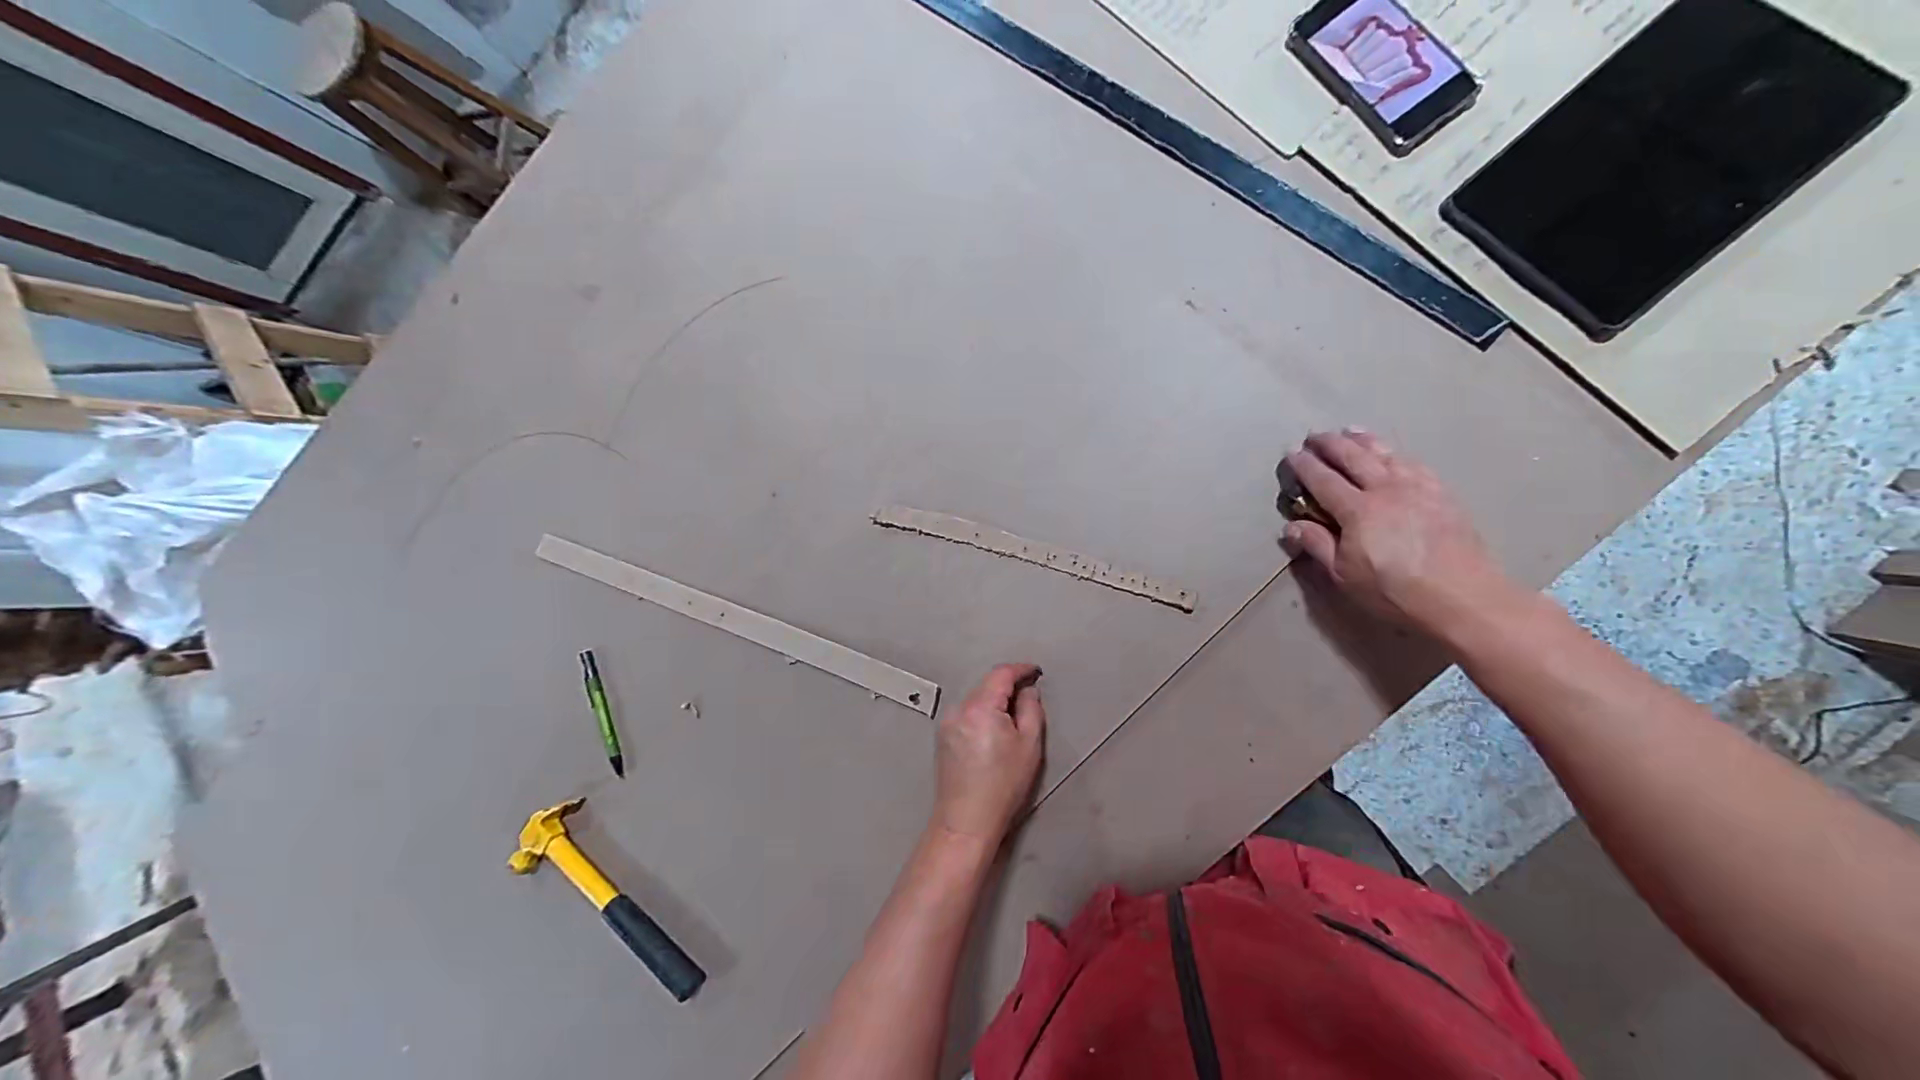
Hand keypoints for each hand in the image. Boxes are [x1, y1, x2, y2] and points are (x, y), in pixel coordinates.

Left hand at [930, 663, 1044, 847]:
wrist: (967, 819)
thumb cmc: (1001, 786)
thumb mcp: (1029, 745)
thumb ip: (1031, 709)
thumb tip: (1028, 691)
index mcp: (980, 707)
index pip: (1001, 674)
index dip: (1021, 669)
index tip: (1034, 671)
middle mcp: (959, 709)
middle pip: (987, 686)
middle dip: (1008, 688)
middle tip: (1028, 702)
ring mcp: (948, 723)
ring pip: (977, 701)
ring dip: (994, 704)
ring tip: (1011, 729)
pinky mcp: (943, 737)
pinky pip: (967, 715)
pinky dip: (982, 716)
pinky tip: (993, 739)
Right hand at [1281, 430, 1520, 635]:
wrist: (1464, 598)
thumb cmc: (1395, 592)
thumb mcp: (1345, 576)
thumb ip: (1317, 546)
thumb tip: (1291, 526)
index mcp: (1358, 510)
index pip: (1323, 480)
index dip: (1305, 466)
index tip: (1291, 454)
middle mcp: (1386, 490)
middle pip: (1354, 457)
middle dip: (1330, 444)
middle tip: (1313, 436)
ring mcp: (1418, 488)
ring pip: (1385, 454)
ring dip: (1363, 440)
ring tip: (1349, 432)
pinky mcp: (1442, 494)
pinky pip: (1414, 464)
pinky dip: (1395, 453)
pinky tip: (1392, 454)